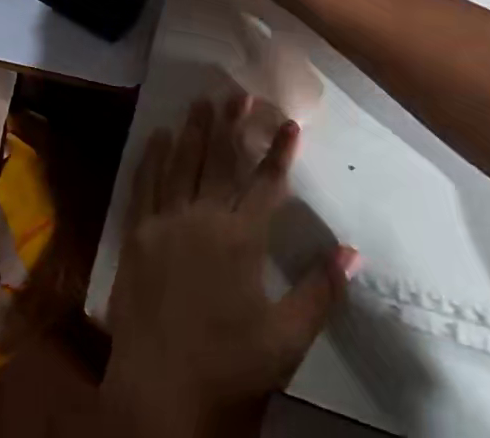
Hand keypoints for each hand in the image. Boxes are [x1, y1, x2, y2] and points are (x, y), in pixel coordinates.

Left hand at [102, 96, 358, 436]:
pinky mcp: (137, 237)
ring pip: (182, 164)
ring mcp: (165, 224)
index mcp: (241, 239)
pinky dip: (151, 158)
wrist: (157, 396)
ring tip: (201, 101)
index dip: (279, 151)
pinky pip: (144, 186)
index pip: (266, 183)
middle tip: (238, 93)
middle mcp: (203, 220)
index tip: (289, 123)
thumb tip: (352, 250)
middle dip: (232, 125)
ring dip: (193, 131)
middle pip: (220, 161)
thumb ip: (320, 291)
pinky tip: (156, 136)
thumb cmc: (228, 367)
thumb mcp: (286, 339)